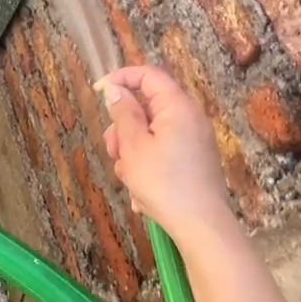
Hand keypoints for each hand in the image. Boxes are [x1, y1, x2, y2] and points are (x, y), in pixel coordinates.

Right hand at [97, 65, 234, 235]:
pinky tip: (141, 192)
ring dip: (131, 151)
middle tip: (112, 150)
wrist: (200, 226)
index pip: (149, 75)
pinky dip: (146, 165)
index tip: (99, 92)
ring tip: (127, 177)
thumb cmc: (163, 182)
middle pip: (147, 107)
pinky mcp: (193, 162)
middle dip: (123, 127)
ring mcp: (194, 142)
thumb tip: (116, 90)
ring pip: (150, 133)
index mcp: (177, 108)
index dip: (121, 78)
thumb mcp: (134, 145)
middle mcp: (190, 119)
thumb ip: (123, 113)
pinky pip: (162, 152)